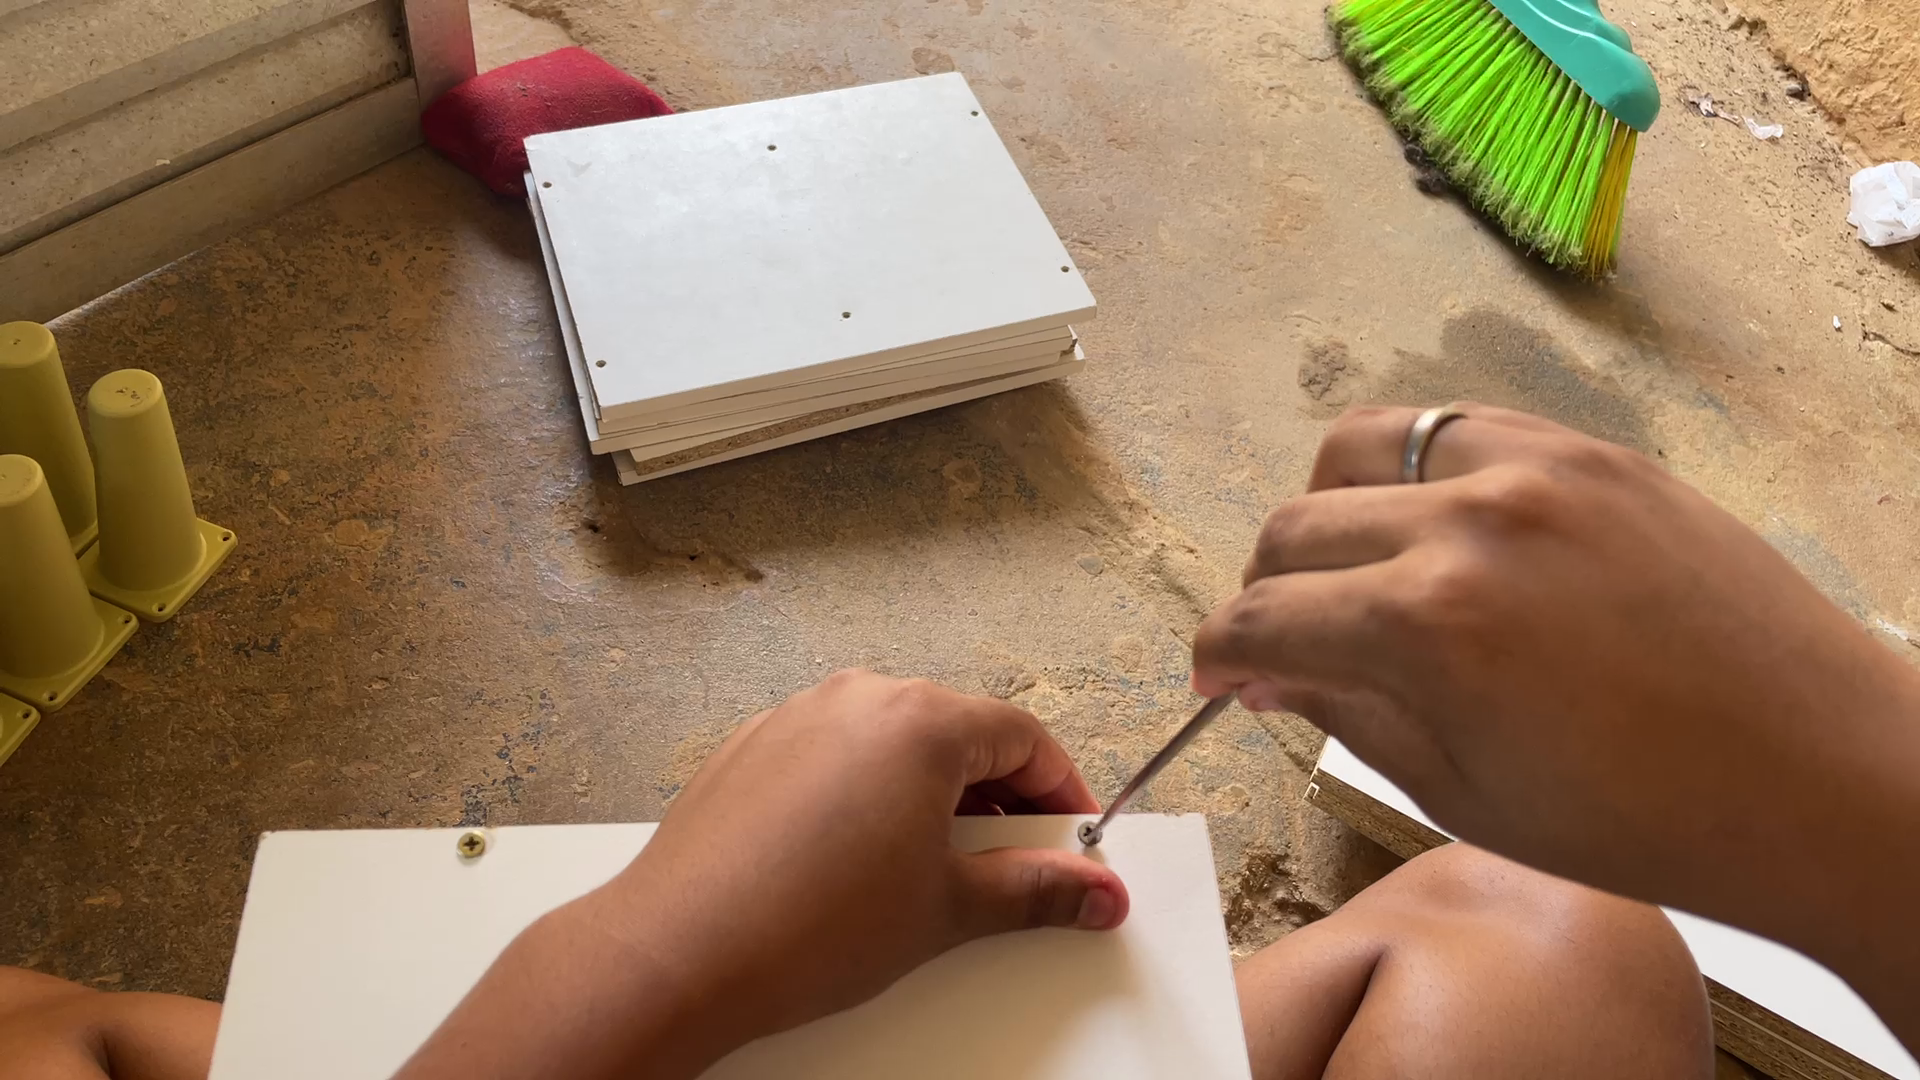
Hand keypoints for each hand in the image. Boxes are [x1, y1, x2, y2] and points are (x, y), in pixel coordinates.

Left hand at [398, 671, 1126, 1079]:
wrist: (677, 950)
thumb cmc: (813, 924)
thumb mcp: (946, 908)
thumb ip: (1036, 890)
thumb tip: (1094, 891)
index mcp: (921, 720)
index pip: (1023, 736)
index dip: (1060, 788)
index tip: (1072, 835)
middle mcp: (863, 696)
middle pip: (961, 732)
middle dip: (998, 793)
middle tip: (1007, 858)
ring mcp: (806, 711)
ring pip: (899, 739)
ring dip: (934, 789)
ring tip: (930, 860)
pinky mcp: (763, 739)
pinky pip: (842, 748)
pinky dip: (872, 785)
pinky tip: (857, 848)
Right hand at [1192, 406, 1919, 1006]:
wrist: (1839, 782)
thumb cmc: (1628, 817)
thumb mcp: (1446, 785)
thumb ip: (1328, 705)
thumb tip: (1255, 670)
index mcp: (1428, 627)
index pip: (1261, 618)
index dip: (1216, 652)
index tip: (1213, 676)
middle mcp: (1465, 524)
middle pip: (1287, 530)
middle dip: (1261, 594)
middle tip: (1284, 638)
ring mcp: (1530, 469)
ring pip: (1346, 450)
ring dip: (1319, 515)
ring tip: (1349, 565)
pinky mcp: (1583, 449)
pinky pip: (1439, 430)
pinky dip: (1398, 474)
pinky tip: (1420, 523)